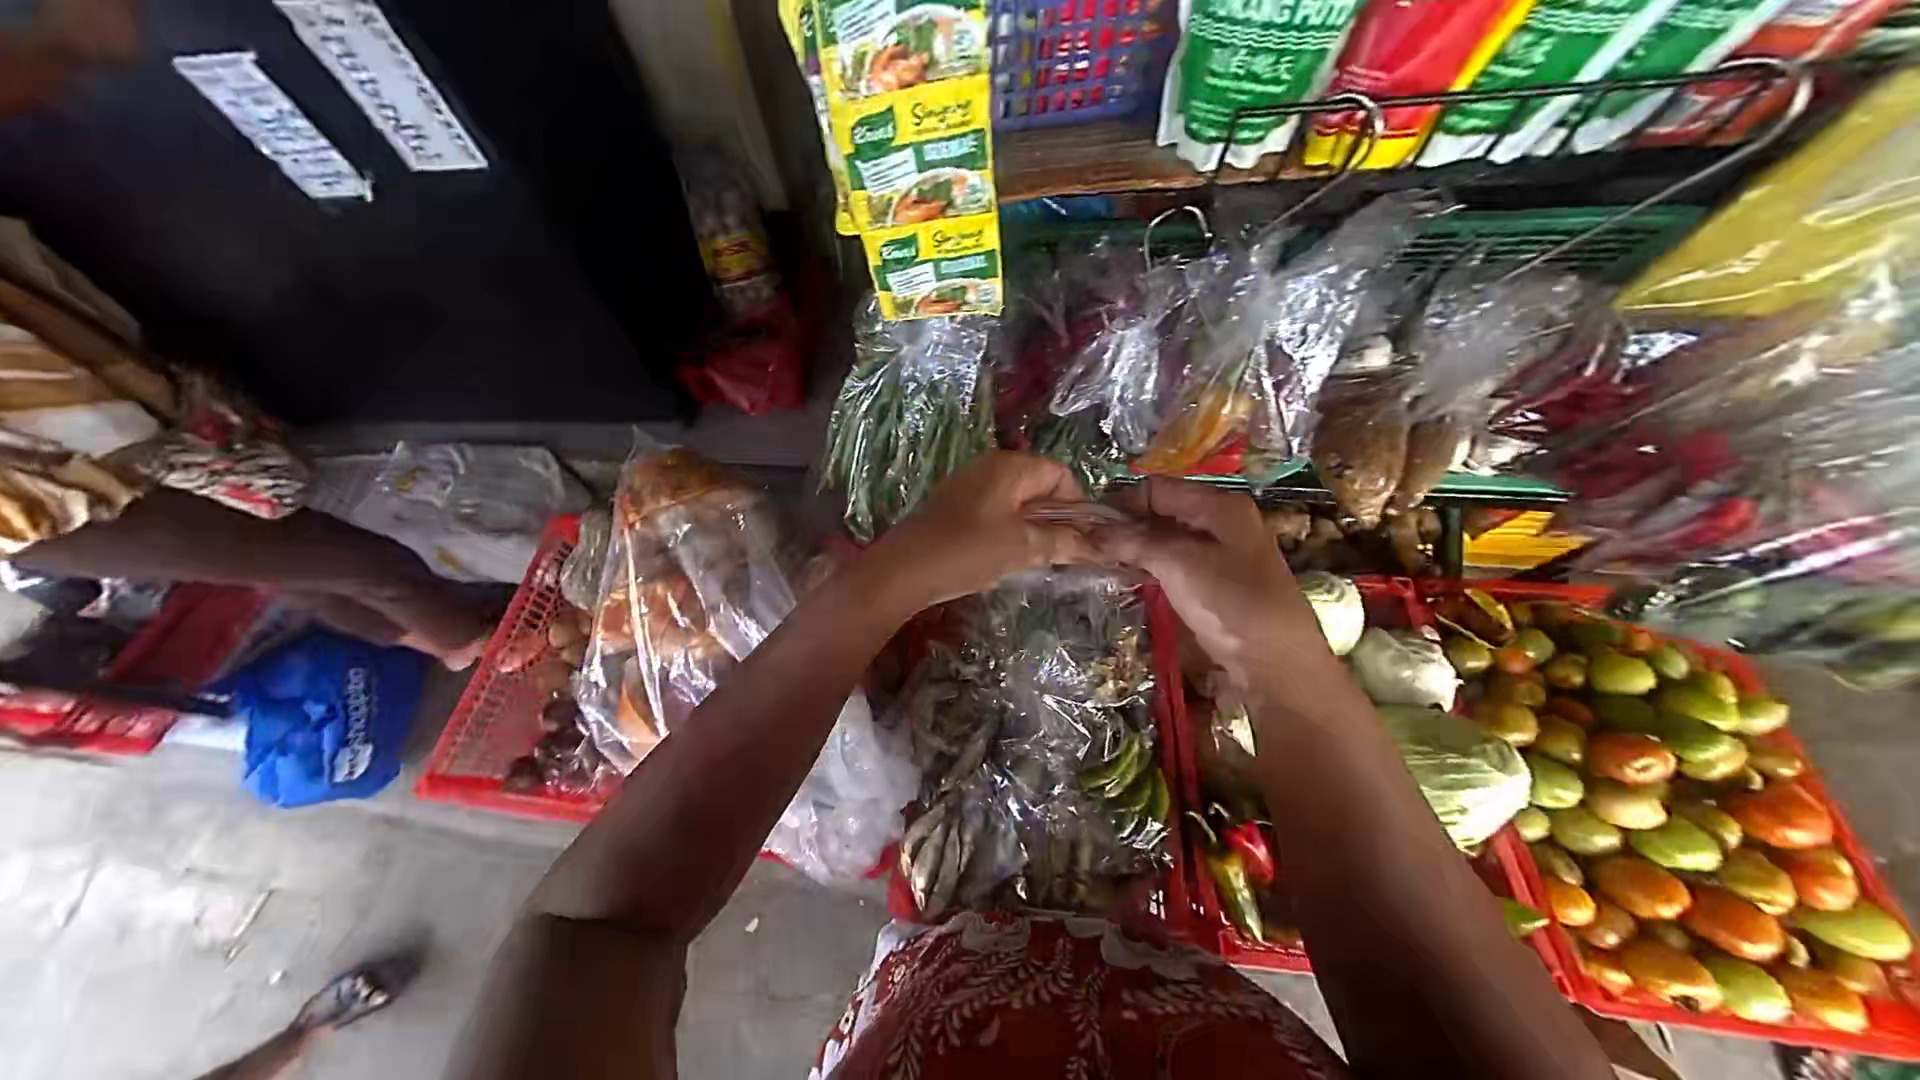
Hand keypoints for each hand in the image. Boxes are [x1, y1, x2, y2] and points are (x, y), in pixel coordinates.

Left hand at [861, 451, 1096, 612]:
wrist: (905, 569)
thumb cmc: (968, 551)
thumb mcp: (1024, 548)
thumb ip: (1063, 541)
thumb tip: (1096, 544)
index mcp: (1011, 466)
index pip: (1061, 474)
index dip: (1076, 505)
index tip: (1078, 539)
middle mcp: (991, 466)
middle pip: (1039, 486)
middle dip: (1055, 518)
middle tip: (1059, 553)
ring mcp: (970, 484)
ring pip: (1017, 501)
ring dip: (1031, 528)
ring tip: (1032, 560)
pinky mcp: (955, 505)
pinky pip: (995, 512)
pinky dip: (1007, 531)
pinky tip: (1002, 558)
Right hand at [1096, 479, 1337, 687]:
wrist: (1276, 662)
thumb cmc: (1230, 602)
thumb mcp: (1178, 563)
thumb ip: (1134, 541)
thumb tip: (1091, 530)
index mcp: (1219, 505)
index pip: (1157, 488)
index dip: (1121, 502)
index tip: (1088, 525)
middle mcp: (1220, 521)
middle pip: (1161, 511)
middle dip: (1125, 526)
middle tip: (1089, 546)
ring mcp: (1219, 553)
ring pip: (1165, 539)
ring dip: (1135, 548)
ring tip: (1101, 561)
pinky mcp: (1213, 581)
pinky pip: (1174, 562)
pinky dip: (1150, 566)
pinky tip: (1128, 577)